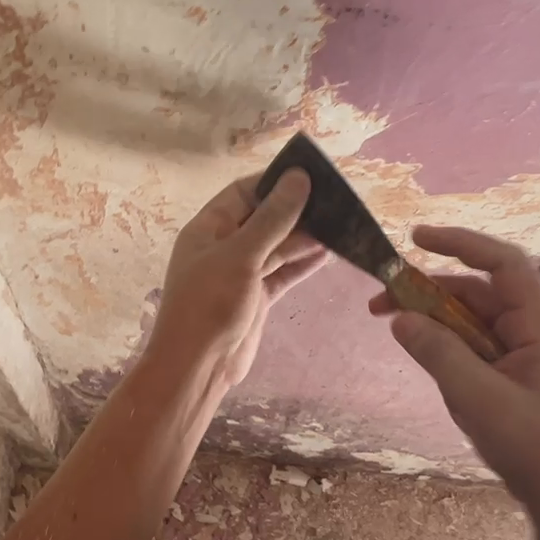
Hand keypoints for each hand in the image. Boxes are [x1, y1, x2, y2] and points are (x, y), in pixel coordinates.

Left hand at [148, 169, 328, 387]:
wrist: (198, 365)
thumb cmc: (209, 304)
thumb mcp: (240, 255)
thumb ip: (272, 219)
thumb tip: (298, 178)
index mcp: (207, 229)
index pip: (242, 193)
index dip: (274, 182)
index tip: (311, 175)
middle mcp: (223, 247)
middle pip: (263, 219)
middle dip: (296, 210)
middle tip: (337, 201)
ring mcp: (240, 273)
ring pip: (277, 247)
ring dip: (305, 237)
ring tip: (341, 225)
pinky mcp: (256, 297)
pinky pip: (282, 273)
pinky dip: (303, 264)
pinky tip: (329, 254)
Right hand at [369, 225, 539, 501]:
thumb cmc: (535, 446)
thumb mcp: (479, 399)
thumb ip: (438, 354)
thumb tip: (399, 318)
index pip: (502, 263)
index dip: (460, 243)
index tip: (415, 238)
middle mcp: (531, 330)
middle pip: (475, 291)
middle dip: (426, 289)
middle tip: (378, 302)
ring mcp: (520, 353)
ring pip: (468, 319)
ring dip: (429, 318)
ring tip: (390, 326)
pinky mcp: (508, 374)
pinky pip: (469, 346)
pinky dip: (441, 344)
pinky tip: (421, 358)